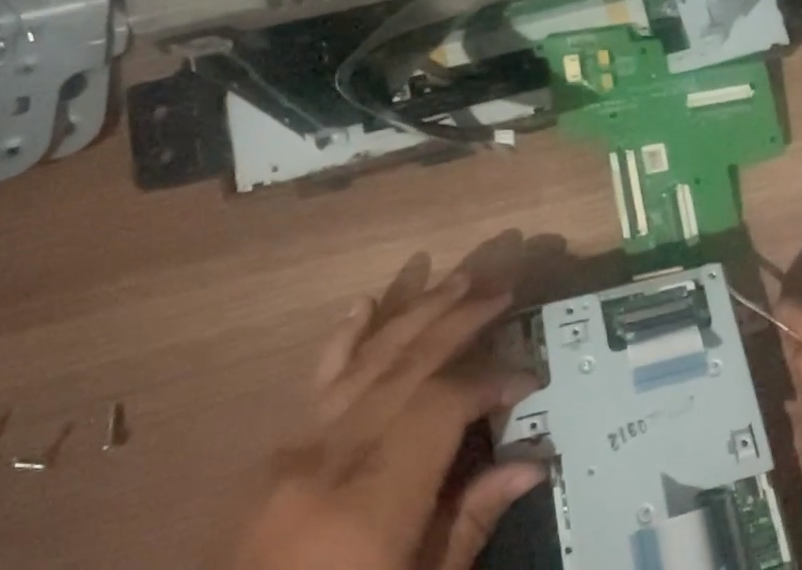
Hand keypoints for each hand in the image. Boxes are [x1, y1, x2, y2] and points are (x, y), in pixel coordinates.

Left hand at [234, 263, 543, 569]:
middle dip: (457, 322)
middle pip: (403, 368)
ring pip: (362, 363)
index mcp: (368, 504)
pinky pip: (313, 386)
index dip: (489, 381)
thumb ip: (469, 522)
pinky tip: (365, 303)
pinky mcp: (271, 461)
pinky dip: (344, 340)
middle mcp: (326, 464)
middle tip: (501, 290)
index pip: (440, 407)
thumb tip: (530, 464)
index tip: (530, 380)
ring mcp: (290, 456)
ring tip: (455, 279)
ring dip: (412, 314)